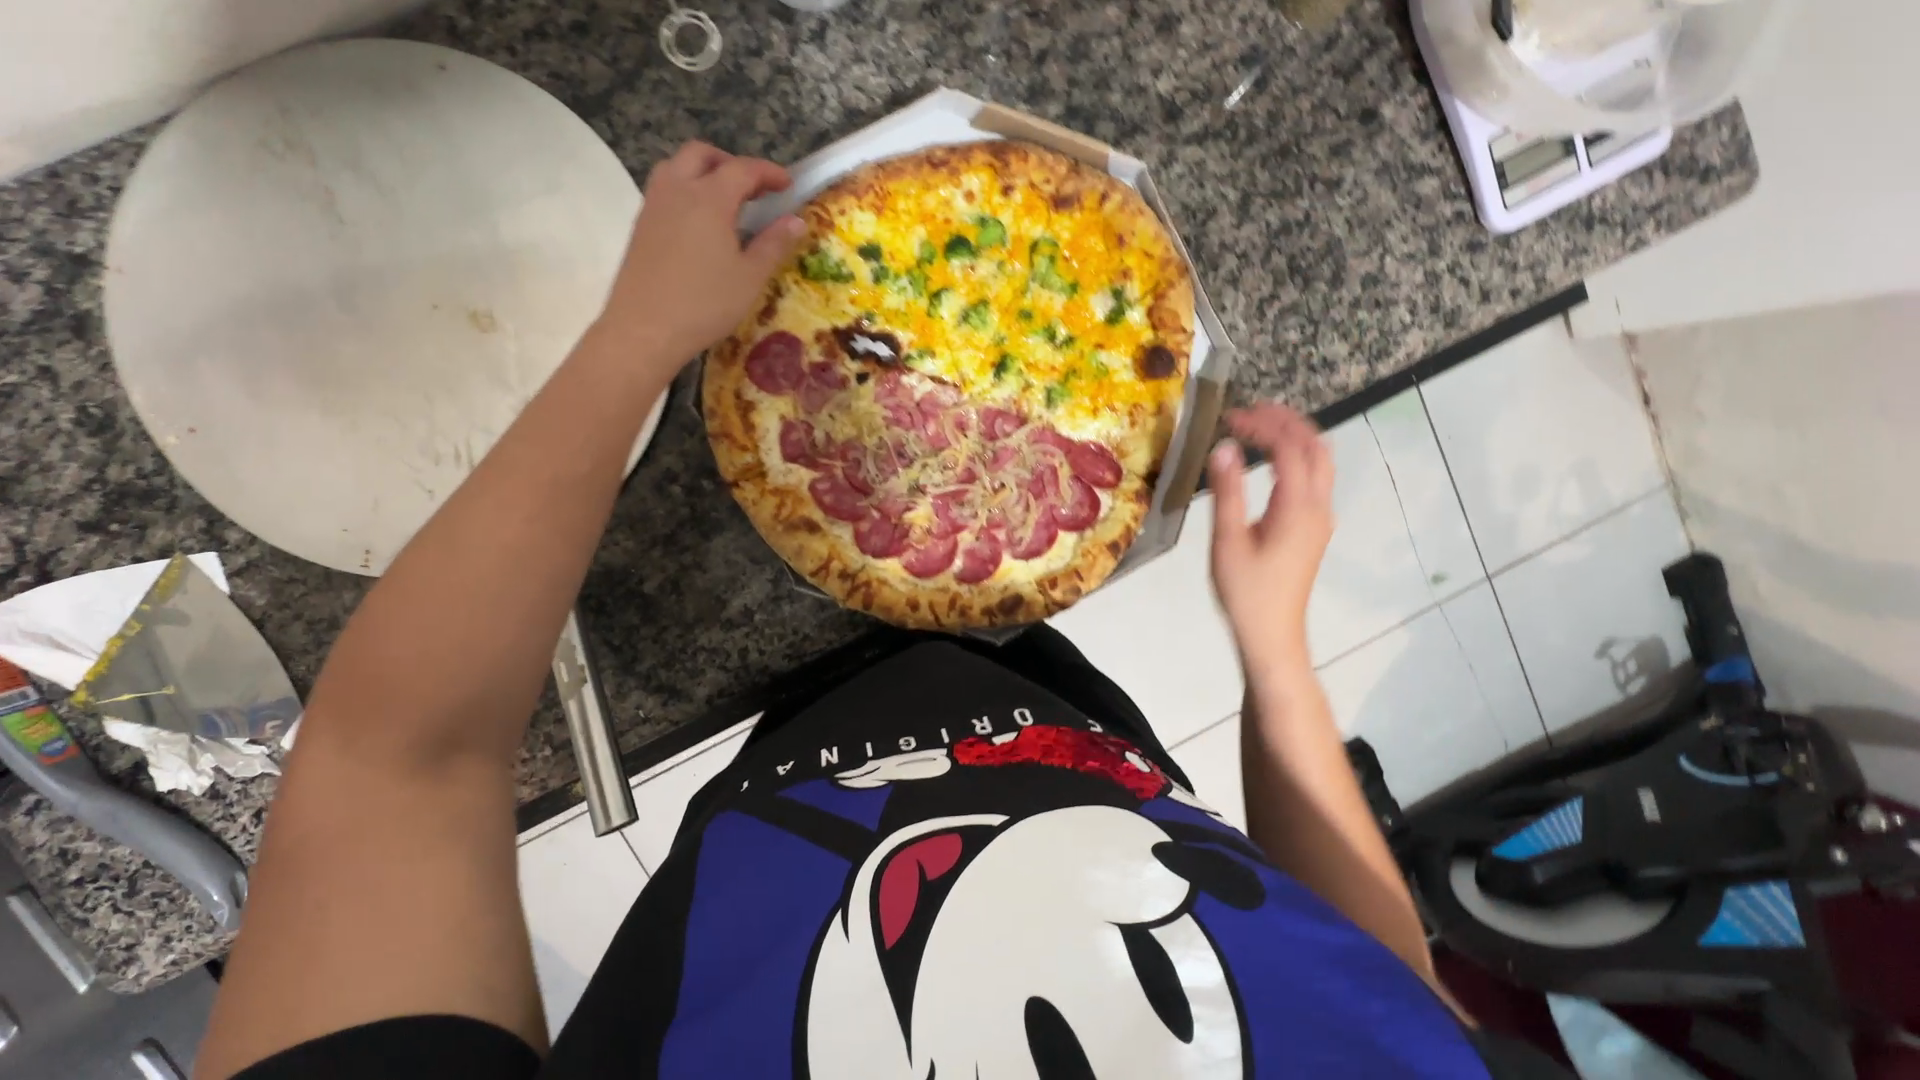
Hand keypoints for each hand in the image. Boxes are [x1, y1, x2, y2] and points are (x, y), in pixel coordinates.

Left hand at [597, 141, 807, 366]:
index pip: (743, 169)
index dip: (768, 172)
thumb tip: (796, 221)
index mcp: (709, 198)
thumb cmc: (705, 304)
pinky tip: (699, 223)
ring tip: (724, 200)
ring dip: (703, 171)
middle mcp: (677, 190)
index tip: (787, 184)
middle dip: (731, 163)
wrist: (644, 329)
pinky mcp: (640, 225)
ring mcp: (654, 205)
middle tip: (754, 188)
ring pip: (676, 167)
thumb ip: (774, 244)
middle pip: (702, 155)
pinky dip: (685, 190)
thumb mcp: (750, 277)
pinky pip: (664, 189)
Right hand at [1208, 403, 1335, 670]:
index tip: (1230, 417)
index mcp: (1298, 506)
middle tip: (1251, 410)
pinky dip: (1297, 457)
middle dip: (1287, 421)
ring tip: (1262, 426)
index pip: (1288, 447)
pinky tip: (1272, 462)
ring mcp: (1320, 518)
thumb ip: (1228, 491)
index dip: (1262, 424)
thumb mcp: (1228, 540)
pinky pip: (1315, 478)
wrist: (1272, 634)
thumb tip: (1226, 447)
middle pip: (1315, 447)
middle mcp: (1318, 506)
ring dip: (1296, 437)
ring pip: (1321, 462)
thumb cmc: (1246, 590)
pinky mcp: (1314, 529)